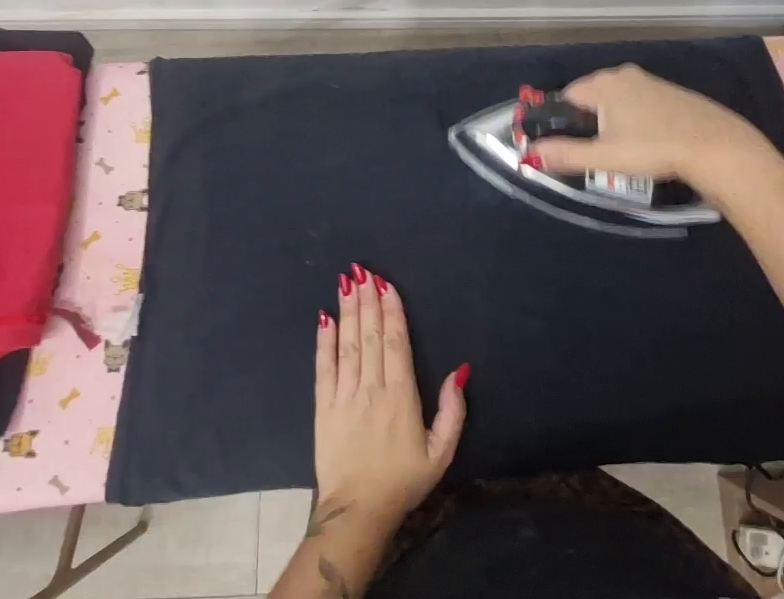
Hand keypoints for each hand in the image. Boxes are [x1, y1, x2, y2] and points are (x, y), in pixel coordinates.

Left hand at [313, 264, 466, 528]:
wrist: (357, 513)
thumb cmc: (403, 482)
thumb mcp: (441, 453)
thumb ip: (452, 411)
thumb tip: (460, 371)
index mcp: (402, 396)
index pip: (396, 343)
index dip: (392, 311)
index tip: (387, 285)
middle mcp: (372, 389)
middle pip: (371, 336)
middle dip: (368, 300)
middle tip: (364, 270)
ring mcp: (344, 396)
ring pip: (348, 345)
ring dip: (349, 311)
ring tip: (347, 283)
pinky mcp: (323, 408)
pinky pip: (324, 368)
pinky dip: (324, 342)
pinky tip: (325, 318)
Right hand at [529, 64, 768, 188]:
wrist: (714, 146)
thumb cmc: (653, 149)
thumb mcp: (604, 157)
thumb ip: (565, 154)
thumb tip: (531, 153)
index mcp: (604, 84)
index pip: (567, 96)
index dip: (561, 121)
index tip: (566, 145)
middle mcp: (624, 75)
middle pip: (591, 97)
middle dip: (586, 122)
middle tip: (594, 153)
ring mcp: (651, 82)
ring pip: (617, 101)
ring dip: (612, 122)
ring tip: (620, 151)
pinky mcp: (672, 94)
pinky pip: (639, 104)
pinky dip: (635, 120)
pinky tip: (646, 143)